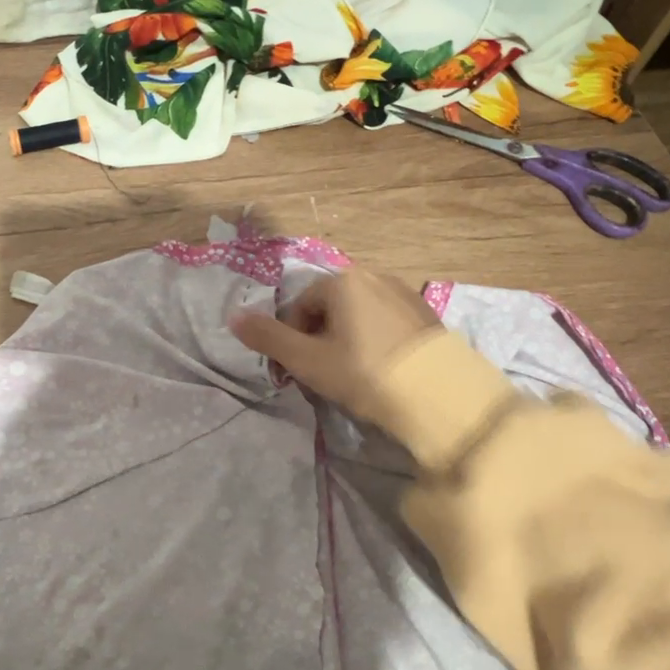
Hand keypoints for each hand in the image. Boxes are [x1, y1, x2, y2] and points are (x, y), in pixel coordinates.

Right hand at [229, 268, 442, 421]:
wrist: (437, 393)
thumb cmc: (364, 374)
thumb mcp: (308, 360)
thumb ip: (268, 338)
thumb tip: (232, 317)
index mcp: (342, 281)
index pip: (301, 307)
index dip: (292, 340)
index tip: (297, 372)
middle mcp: (374, 276)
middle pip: (330, 309)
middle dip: (319, 340)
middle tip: (324, 376)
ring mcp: (404, 294)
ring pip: (359, 316)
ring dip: (347, 342)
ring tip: (353, 377)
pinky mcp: (426, 315)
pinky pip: (386, 324)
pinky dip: (376, 343)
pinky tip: (381, 372)